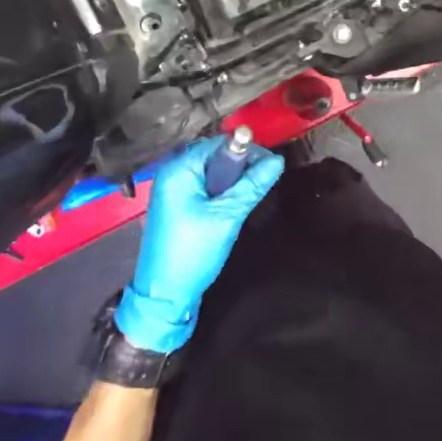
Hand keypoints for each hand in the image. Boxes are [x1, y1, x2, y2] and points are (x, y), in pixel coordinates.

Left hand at [113, 135, 284, 351]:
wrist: (163, 296)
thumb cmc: (193, 252)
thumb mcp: (227, 216)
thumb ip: (252, 185)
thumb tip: (278, 160)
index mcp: (179, 169)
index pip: (221, 143)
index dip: (248, 152)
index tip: (271, 168)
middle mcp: (172, 172)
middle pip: (216, 154)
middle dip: (241, 166)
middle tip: (262, 183)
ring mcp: (173, 188)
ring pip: (213, 170)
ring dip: (233, 180)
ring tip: (249, 195)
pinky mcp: (177, 202)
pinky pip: (205, 184)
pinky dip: (221, 190)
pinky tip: (233, 204)